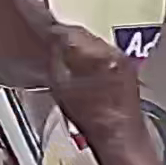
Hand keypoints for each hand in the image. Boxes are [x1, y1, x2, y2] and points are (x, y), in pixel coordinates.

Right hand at [46, 24, 146, 146]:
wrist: (119, 134)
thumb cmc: (88, 116)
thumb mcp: (60, 85)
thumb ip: (53, 59)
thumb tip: (49, 42)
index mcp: (94, 56)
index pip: (68, 32)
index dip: (50, 30)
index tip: (39, 31)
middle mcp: (111, 52)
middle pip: (81, 33)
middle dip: (64, 35)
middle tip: (48, 39)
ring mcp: (121, 57)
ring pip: (92, 40)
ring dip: (77, 43)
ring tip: (63, 51)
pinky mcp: (126, 64)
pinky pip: (102, 49)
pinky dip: (90, 51)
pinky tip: (82, 61)